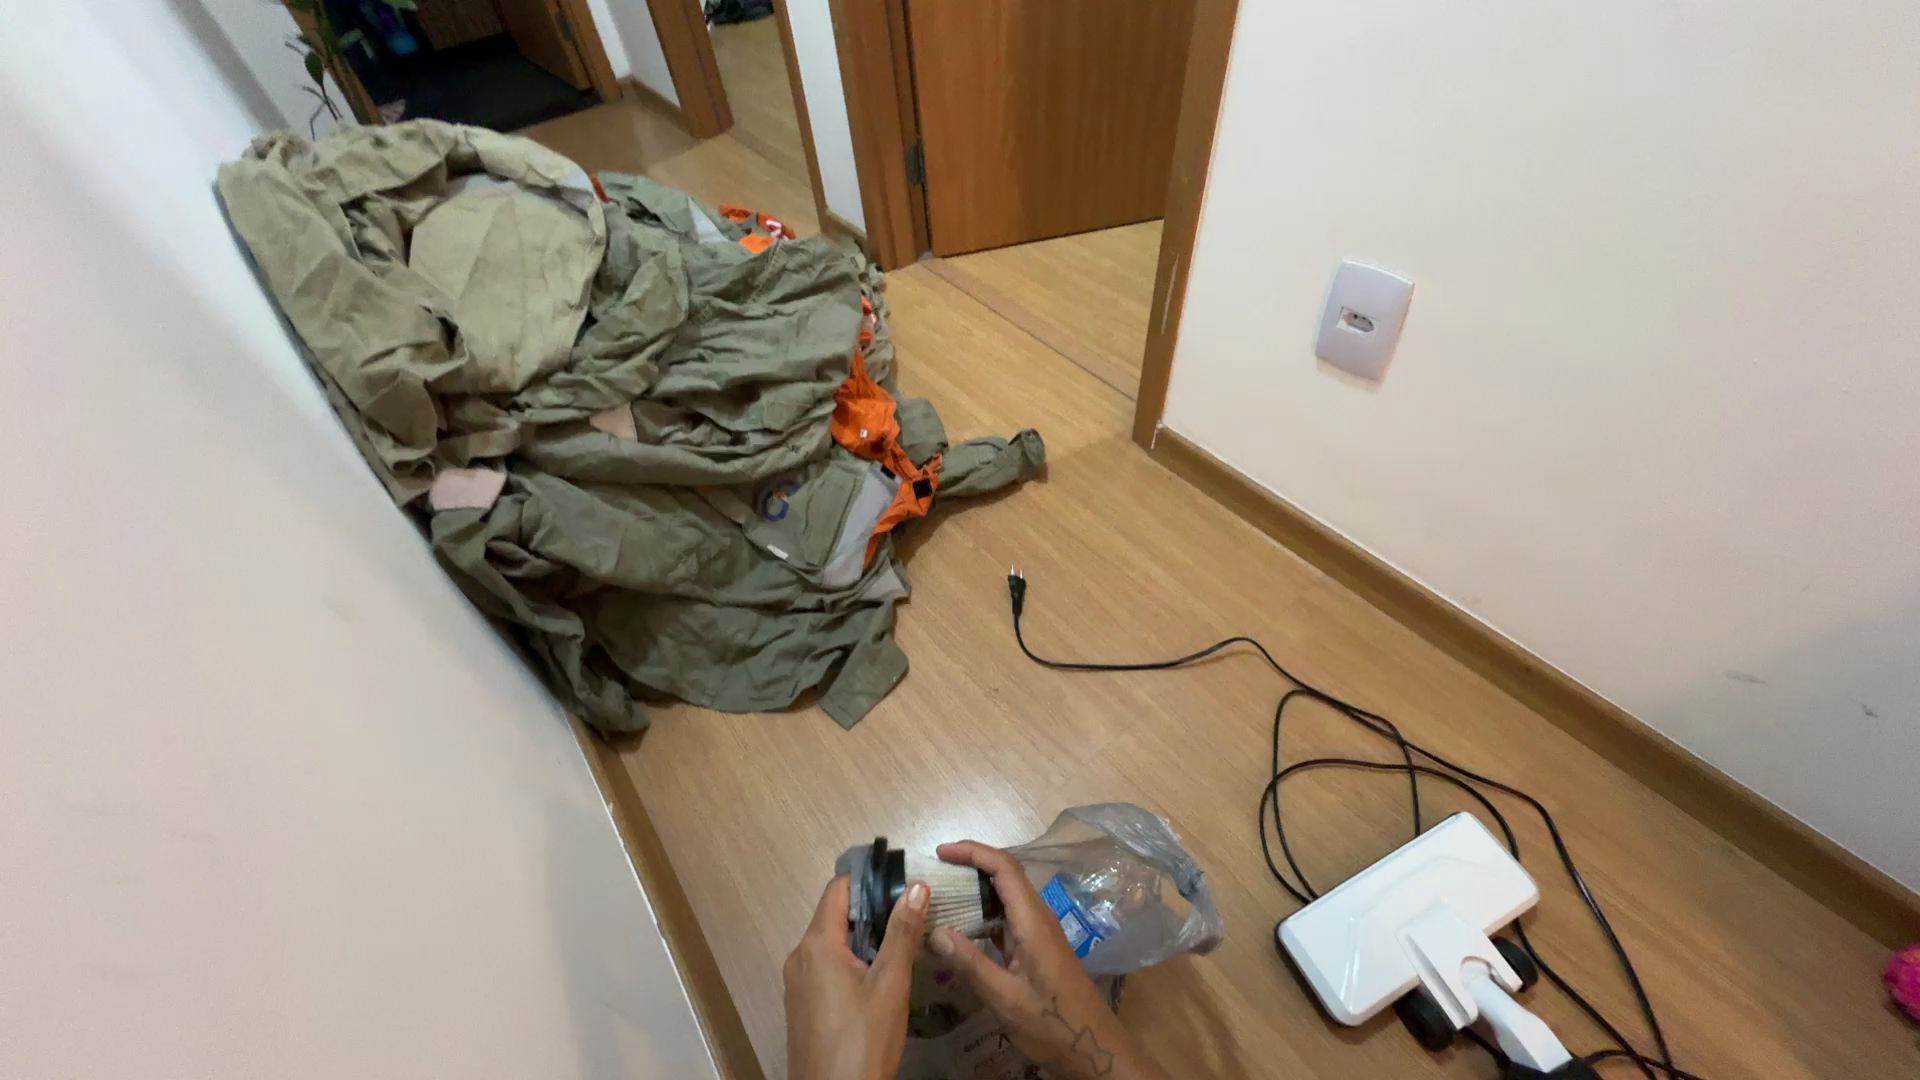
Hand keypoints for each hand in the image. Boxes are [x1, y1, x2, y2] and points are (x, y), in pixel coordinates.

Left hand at [784, 874, 928, 1079]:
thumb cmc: (863, 1041)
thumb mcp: (890, 983)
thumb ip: (902, 931)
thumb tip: (916, 885)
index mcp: (816, 944)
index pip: (838, 888)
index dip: (869, 879)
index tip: (901, 882)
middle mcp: (799, 957)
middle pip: (835, 915)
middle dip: (871, 910)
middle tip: (909, 914)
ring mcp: (797, 984)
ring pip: (832, 943)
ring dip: (863, 938)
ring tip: (900, 944)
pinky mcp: (802, 1007)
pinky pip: (826, 967)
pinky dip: (851, 961)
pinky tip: (878, 977)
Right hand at [927, 842, 1168, 1079]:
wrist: (1094, 1049)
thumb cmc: (1052, 1023)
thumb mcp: (1005, 999)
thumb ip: (970, 964)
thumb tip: (934, 931)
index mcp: (1032, 920)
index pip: (1004, 867)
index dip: (972, 851)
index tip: (941, 851)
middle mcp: (1037, 916)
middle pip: (1005, 873)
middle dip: (971, 863)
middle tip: (937, 869)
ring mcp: (1039, 930)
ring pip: (1007, 894)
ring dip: (977, 886)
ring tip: (944, 894)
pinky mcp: (1037, 945)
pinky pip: (1008, 915)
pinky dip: (984, 911)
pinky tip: (964, 927)